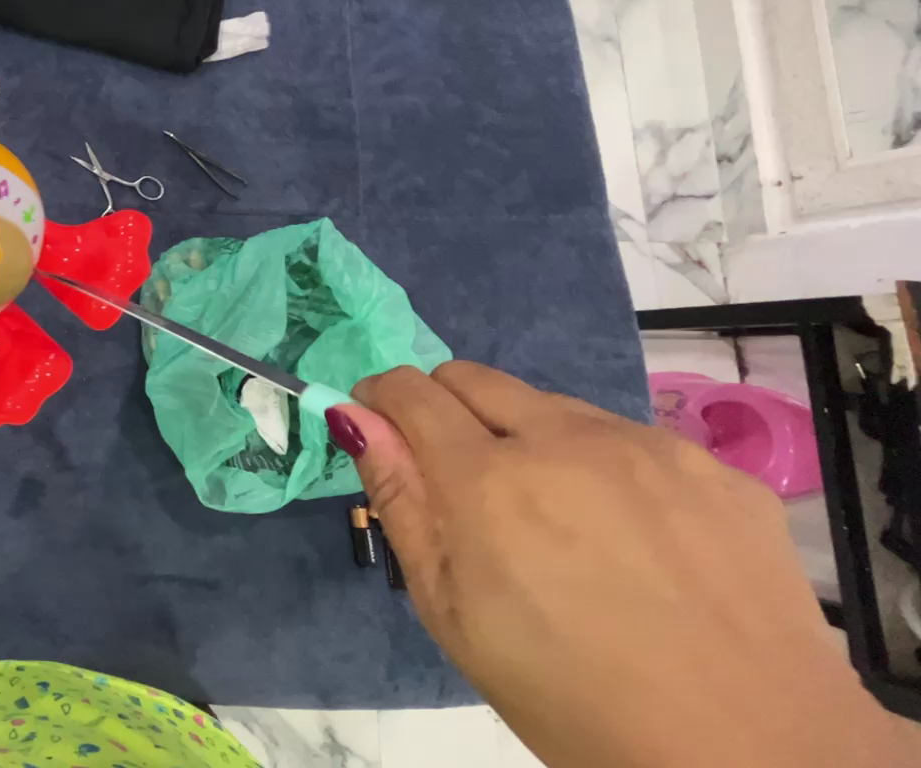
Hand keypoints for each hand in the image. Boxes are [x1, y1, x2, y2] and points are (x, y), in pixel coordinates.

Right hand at [330, 362, 915, 767]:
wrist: (755, 755)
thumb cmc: (565, 691)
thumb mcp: (448, 606)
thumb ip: (397, 497)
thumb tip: (353, 414)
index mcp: (487, 480)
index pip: (412, 390)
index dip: (381, 397)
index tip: (380, 427)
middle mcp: (563, 441)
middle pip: (472, 376)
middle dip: (443, 407)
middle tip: (457, 476)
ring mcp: (647, 447)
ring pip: (548, 403)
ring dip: (523, 434)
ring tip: (550, 513)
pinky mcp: (713, 468)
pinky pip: (625, 436)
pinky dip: (597, 462)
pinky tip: (625, 532)